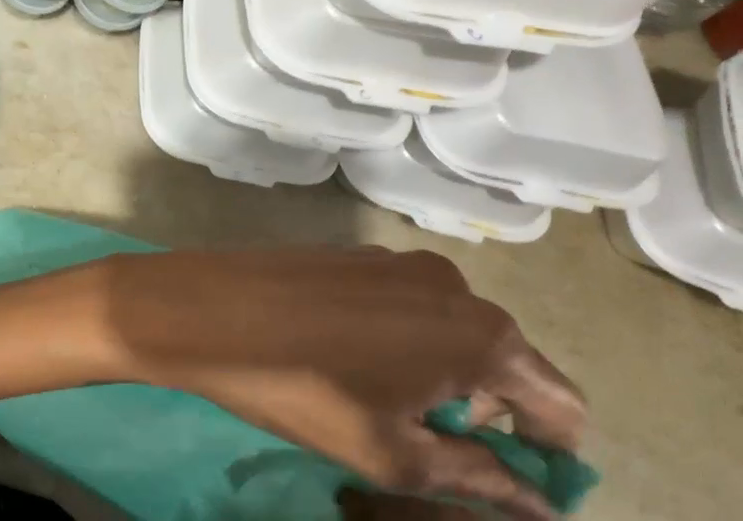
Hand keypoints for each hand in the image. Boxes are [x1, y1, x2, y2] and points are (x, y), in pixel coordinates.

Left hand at [98, 247, 586, 520]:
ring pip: (445, 334)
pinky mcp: (344, 254)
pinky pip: (397, 308)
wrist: (191, 310)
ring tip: (375, 408)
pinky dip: (392, 342)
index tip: (505, 480)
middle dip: (481, 415)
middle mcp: (449, 285)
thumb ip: (478, 478)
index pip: (559, 404)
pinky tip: (341, 364)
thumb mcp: (392, 453)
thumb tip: (537, 502)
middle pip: (502, 364)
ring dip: (432, 378)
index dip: (546, 452)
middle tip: (426, 448)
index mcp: (481, 333)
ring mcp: (391, 261)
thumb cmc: (296, 385)